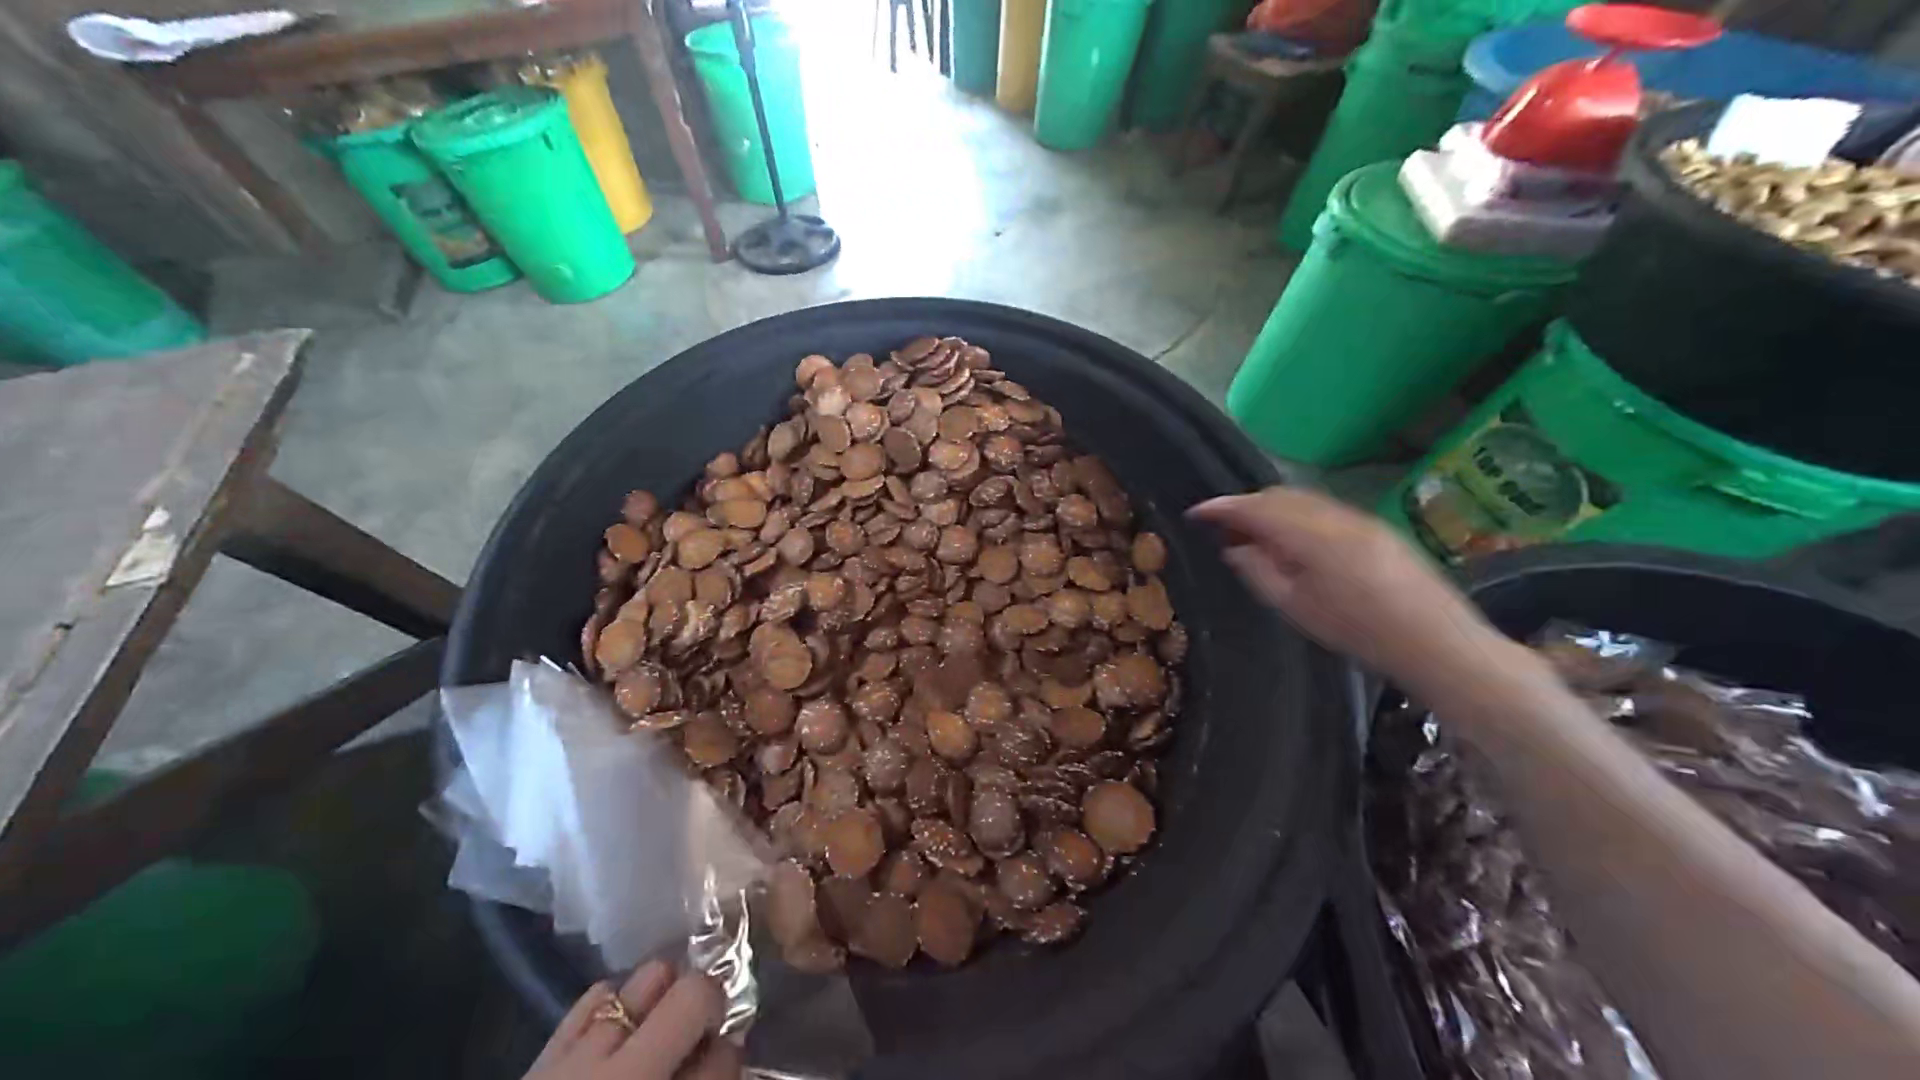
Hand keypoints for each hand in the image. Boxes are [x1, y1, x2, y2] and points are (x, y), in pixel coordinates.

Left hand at [523, 962, 739, 1079]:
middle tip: (698, 1034)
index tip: (720, 1065)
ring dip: (664, 995)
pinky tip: (615, 1031)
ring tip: (656, 1025)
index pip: (724, 1058)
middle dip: (709, 1005)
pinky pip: (595, 997)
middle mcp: (629, 1076)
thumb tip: (721, 1058)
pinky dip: (615, 1004)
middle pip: (695, 995)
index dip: (728, 1056)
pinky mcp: (544, 1056)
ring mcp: (582, 1060)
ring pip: (650, 978)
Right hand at [1187, 487, 1513, 693]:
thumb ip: (1258, 571)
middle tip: (1221, 528)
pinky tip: (1290, 541)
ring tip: (1251, 535)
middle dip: (1245, 506)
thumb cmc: (1357, 632)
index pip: (1256, 508)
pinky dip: (1295, 516)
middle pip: (1279, 495)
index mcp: (1312, 535)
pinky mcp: (1375, 527)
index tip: (1195, 513)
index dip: (1221, 507)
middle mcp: (1336, 516)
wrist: (1436, 642)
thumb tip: (1234, 547)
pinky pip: (1322, 509)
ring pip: (1302, 499)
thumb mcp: (1294, 607)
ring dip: (1271, 509)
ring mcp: (1360, 518)